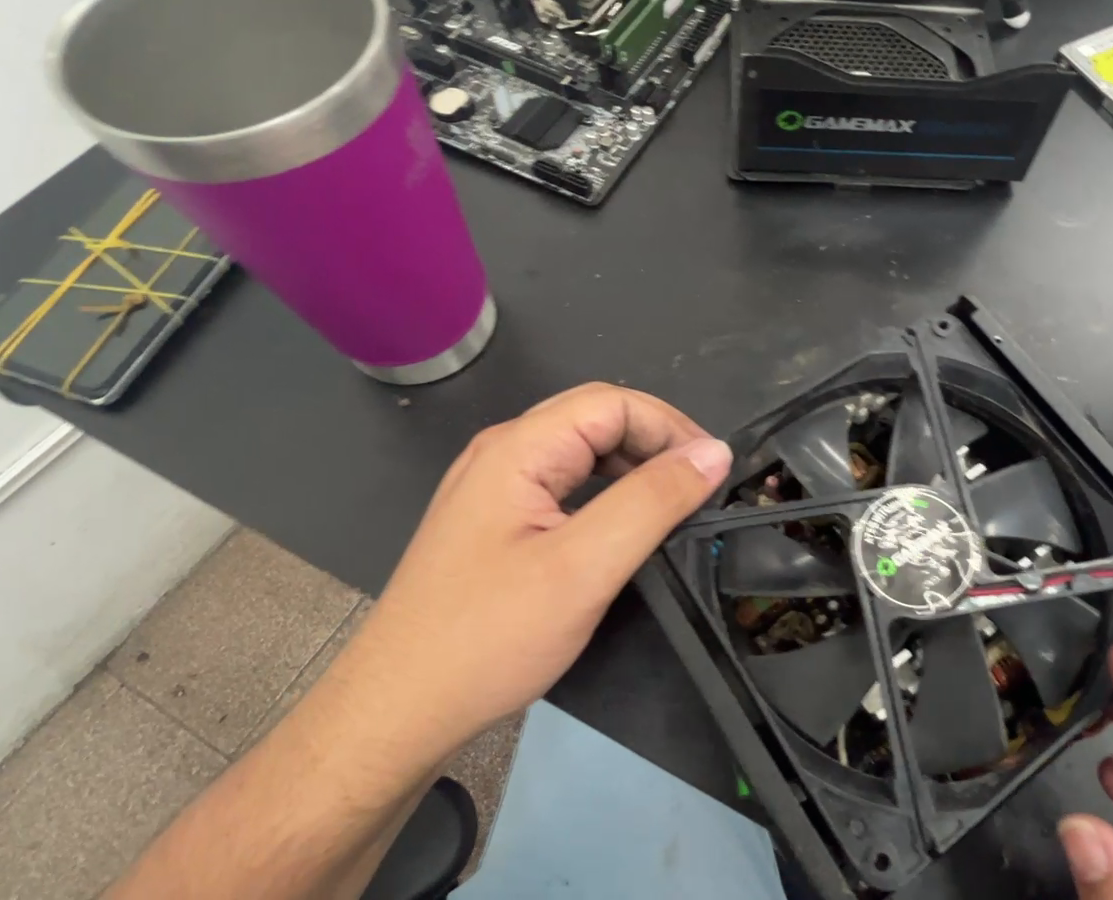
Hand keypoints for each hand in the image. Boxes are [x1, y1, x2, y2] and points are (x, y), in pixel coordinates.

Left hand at [341, 383, 732, 762]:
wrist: (398, 710)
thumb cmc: (490, 636)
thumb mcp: (584, 567)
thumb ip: (653, 502)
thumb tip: (713, 452)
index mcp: (517, 448)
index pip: (612, 403)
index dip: (670, 426)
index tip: (713, 473)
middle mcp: (500, 454)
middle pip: (594, 418)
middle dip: (656, 441)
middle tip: (700, 487)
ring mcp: (491, 489)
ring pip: (579, 451)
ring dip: (633, 465)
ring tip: (673, 503)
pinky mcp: (492, 523)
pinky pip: (561, 484)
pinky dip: (605, 491)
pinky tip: (623, 523)